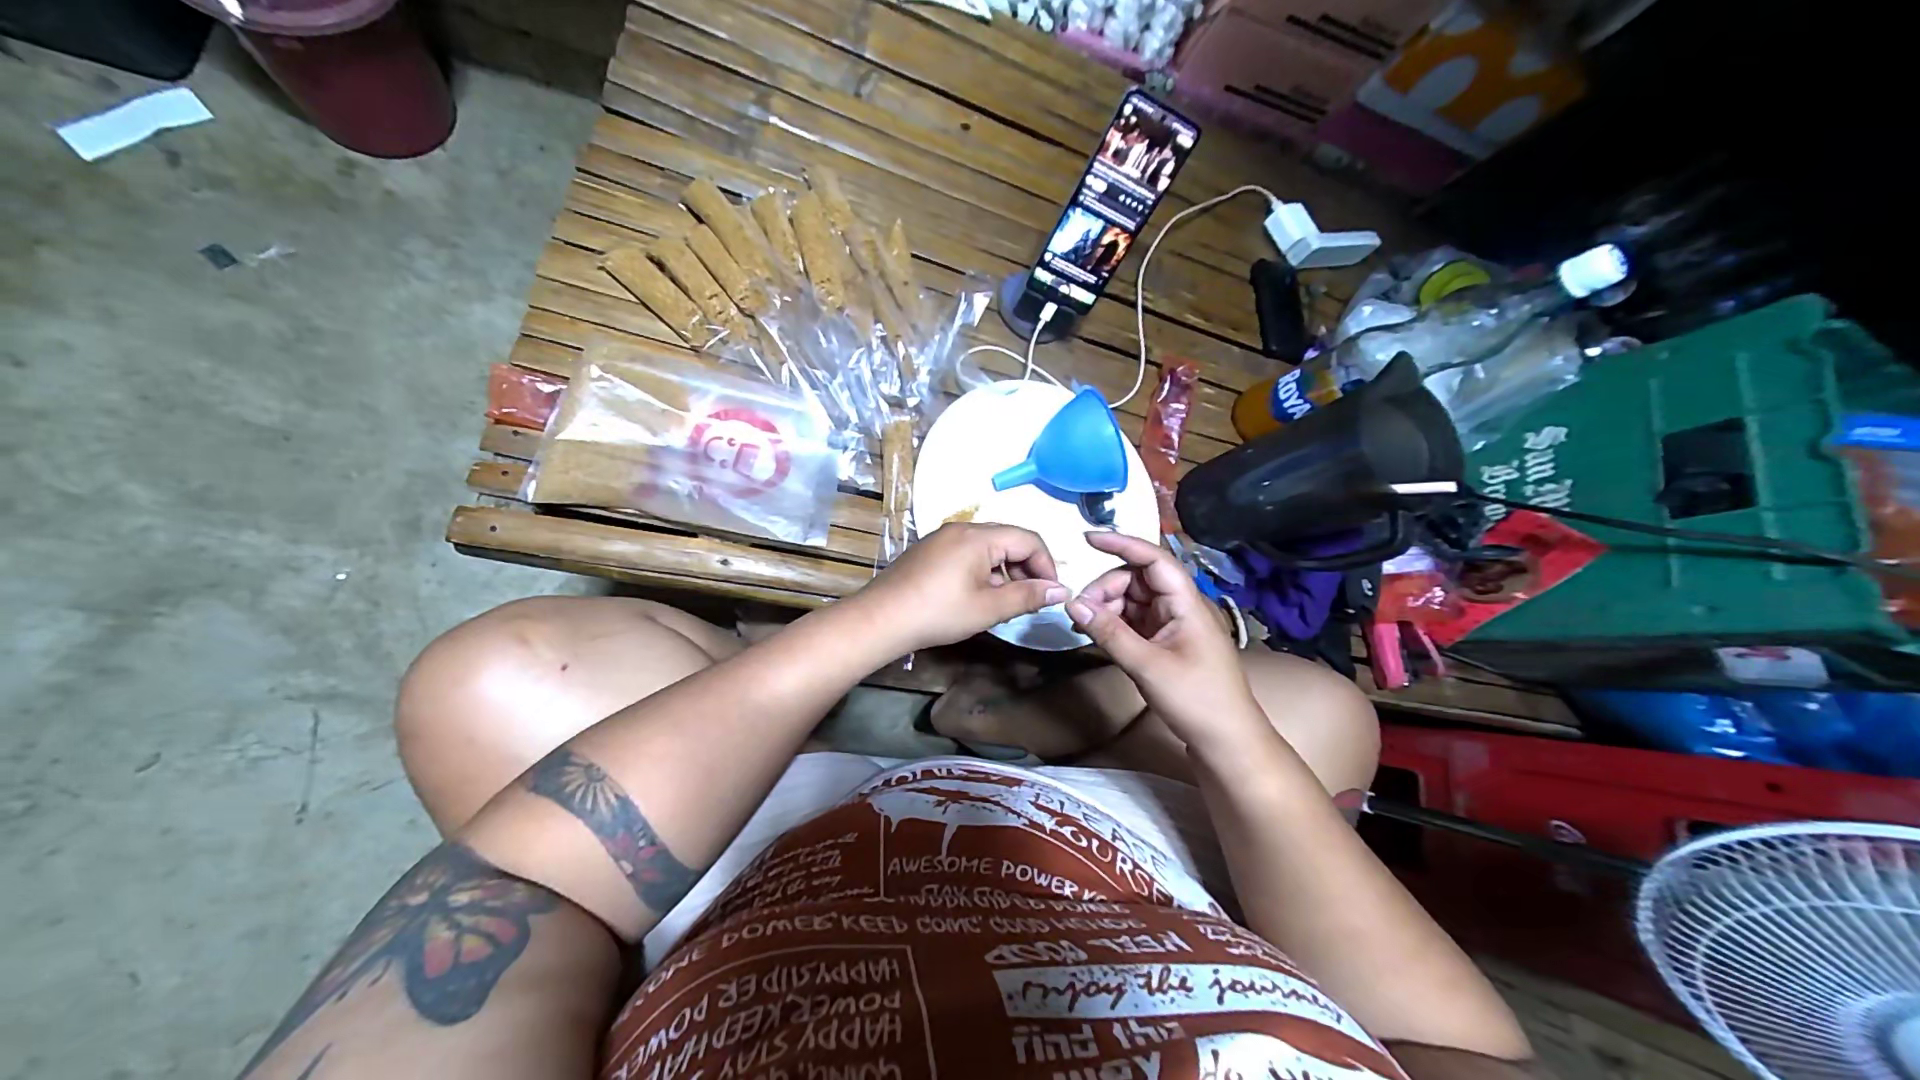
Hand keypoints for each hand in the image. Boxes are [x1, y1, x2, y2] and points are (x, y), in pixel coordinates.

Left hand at [854, 523, 1067, 652]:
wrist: (881, 619)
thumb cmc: (939, 613)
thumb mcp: (989, 608)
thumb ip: (1028, 596)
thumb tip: (1062, 589)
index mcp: (979, 536)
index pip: (1028, 539)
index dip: (1046, 565)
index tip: (1050, 594)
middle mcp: (961, 528)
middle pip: (1008, 539)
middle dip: (1026, 568)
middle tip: (1030, 599)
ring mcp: (941, 538)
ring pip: (987, 547)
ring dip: (1004, 571)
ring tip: (1004, 602)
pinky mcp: (929, 551)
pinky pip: (967, 553)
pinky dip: (983, 570)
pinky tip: (977, 596)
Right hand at [1065, 532, 1262, 751]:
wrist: (1227, 741)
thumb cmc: (1196, 700)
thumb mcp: (1147, 666)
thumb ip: (1109, 632)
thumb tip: (1073, 604)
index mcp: (1187, 602)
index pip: (1154, 559)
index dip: (1122, 544)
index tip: (1088, 539)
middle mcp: (1181, 606)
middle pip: (1138, 579)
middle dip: (1106, 588)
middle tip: (1081, 612)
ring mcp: (1173, 625)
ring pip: (1133, 600)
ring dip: (1107, 606)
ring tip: (1084, 627)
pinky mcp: (1165, 642)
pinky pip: (1134, 620)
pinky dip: (1114, 623)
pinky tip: (1095, 634)